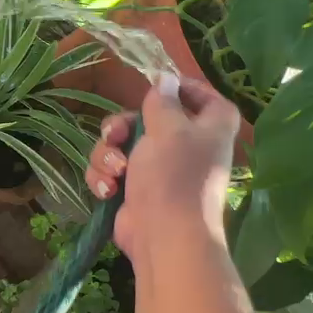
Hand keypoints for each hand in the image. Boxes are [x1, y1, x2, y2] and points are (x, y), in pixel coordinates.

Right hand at [84, 76, 239, 269]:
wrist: (163, 235)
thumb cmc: (173, 177)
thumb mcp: (167, 129)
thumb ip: (162, 102)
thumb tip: (165, 78)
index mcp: (208, 127)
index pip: (200, 95)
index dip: (178, 88)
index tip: (151, 88)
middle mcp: (185, 144)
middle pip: (145, 118)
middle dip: (121, 128)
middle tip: (114, 137)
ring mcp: (157, 168)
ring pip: (119, 144)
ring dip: (107, 156)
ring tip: (114, 174)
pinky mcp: (133, 187)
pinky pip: (109, 170)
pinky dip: (104, 177)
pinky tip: (107, 191)